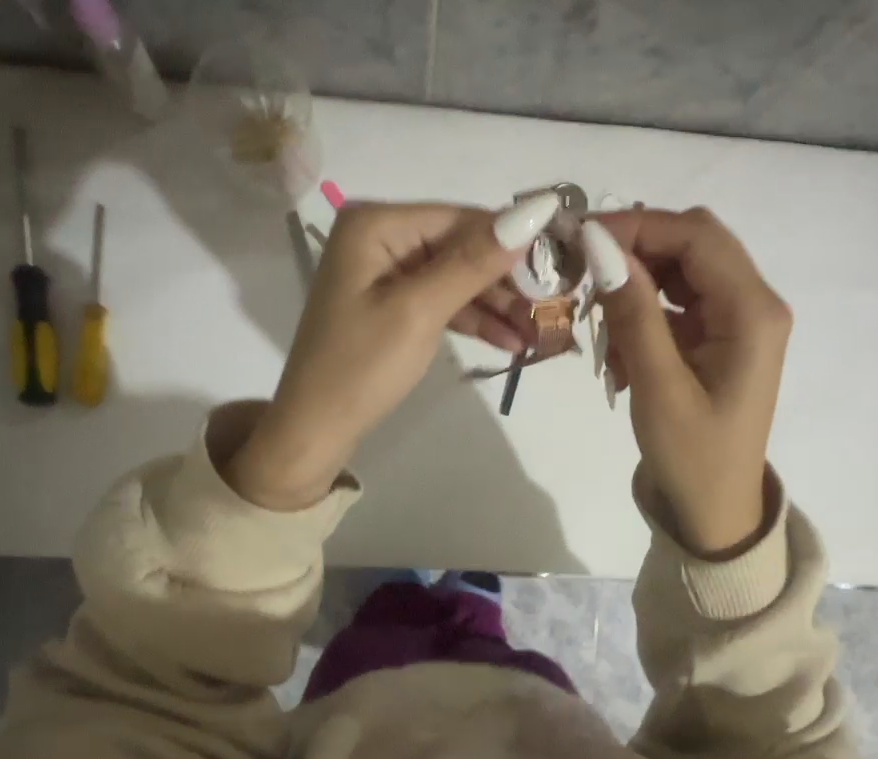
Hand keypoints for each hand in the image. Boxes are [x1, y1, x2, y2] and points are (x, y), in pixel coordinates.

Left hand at [228, 197, 561, 509]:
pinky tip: (510, 342)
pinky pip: (441, 302)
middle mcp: (379, 237)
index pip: (461, 219)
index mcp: (376, 224)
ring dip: (496, 305)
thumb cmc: (362, 367)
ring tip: (538, 332)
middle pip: (460, 246)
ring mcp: (383, 273)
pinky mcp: (390, 305)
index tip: (561, 268)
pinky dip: (472, 320)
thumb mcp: (420, 311)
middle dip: (505, 279)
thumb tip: (532, 210)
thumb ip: (474, 262)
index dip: (511, 241)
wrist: (315, 429)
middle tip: (553, 307)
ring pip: (455, 277)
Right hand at [583, 208, 792, 557]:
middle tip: (581, 276)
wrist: (714, 511)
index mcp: (753, 311)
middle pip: (691, 245)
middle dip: (634, 253)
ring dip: (635, 288)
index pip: (696, 236)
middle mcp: (753, 304)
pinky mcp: (718, 340)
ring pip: (680, 272)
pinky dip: (642, 316)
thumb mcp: (658, 386)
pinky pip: (676, 305)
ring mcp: (737, 321)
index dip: (637, 227)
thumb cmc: (692, 457)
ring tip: (601, 330)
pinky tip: (619, 354)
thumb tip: (599, 245)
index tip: (579, 241)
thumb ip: (633, 311)